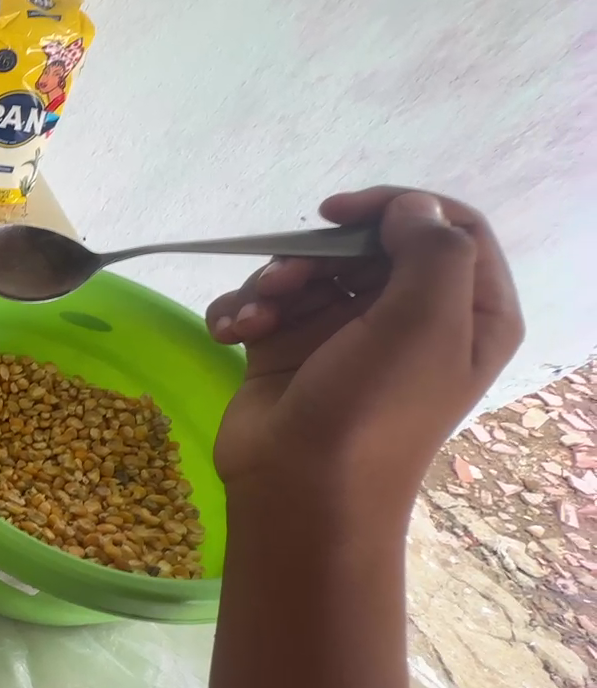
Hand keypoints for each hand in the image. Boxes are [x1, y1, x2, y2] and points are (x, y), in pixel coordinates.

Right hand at [206, 188, 522, 533]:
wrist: (300, 482)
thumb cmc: (372, 407)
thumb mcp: (423, 327)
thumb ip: (430, 254)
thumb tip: (409, 206)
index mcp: (461, 310)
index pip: (443, 228)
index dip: (392, 206)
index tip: (332, 211)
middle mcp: (401, 316)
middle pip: (357, 248)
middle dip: (309, 257)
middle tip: (282, 284)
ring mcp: (337, 333)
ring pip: (297, 275)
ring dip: (263, 288)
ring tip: (249, 322)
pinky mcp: (280, 349)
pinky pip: (255, 306)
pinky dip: (235, 312)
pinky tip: (226, 334)